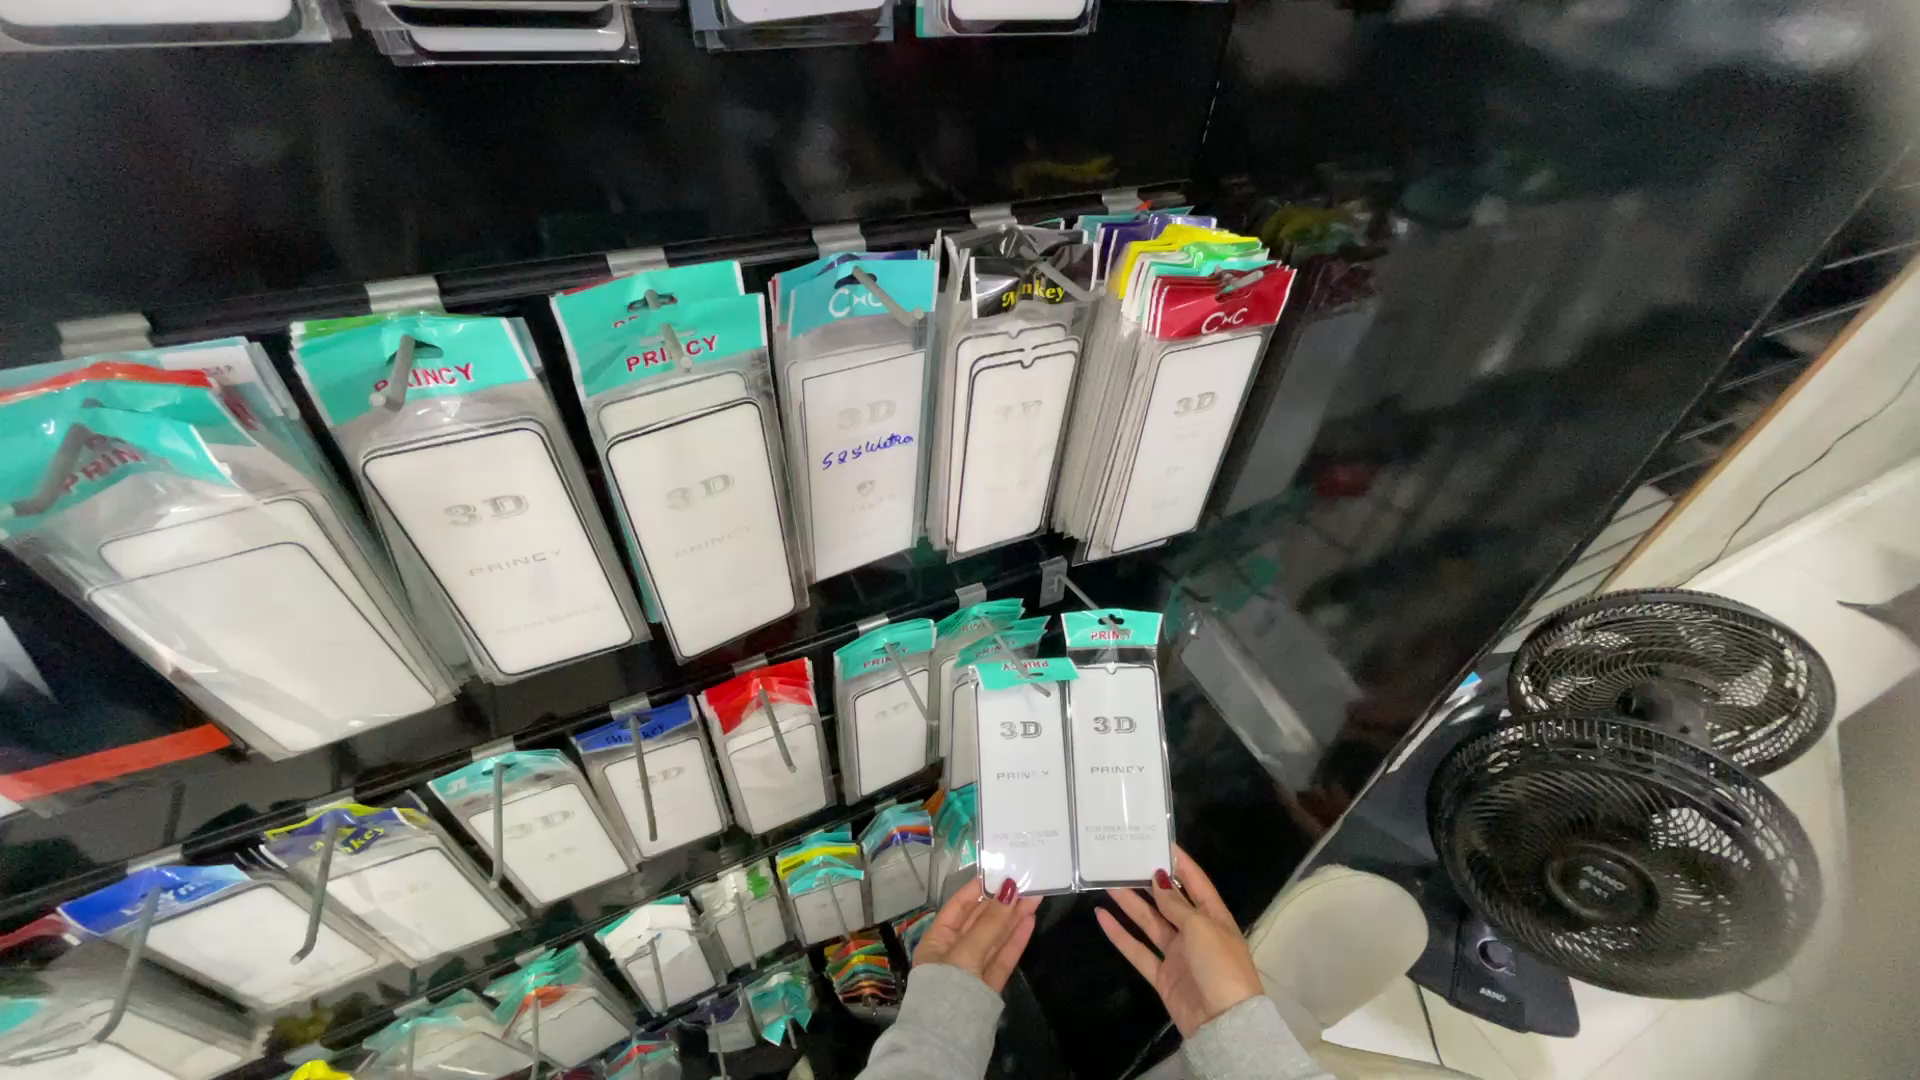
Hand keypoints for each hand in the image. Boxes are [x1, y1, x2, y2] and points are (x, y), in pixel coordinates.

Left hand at [914, 879, 1041, 992]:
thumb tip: (1010, 887)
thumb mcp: (966, 952)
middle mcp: (954, 952)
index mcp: (937, 939)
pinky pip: (1002, 958)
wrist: (947, 1044)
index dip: (979, 888)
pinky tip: (1029, 921)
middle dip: (1003, 902)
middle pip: (980, 921)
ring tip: (1035, 896)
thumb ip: (990, 922)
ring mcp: (972, 970)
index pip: (959, 906)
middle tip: (1026, 881)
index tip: (1000, 871)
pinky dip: (1016, 940)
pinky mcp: (989, 987)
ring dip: (1014, 917)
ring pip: (995, 938)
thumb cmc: (947, 988)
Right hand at [1096, 845, 1264, 1037]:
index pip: (1194, 880)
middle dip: (1147, 880)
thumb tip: (1158, 878)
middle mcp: (1195, 931)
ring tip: (1106, 881)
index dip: (1178, 860)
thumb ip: (1175, 904)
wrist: (1224, 1024)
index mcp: (1213, 915)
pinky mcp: (1162, 975)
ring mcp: (1177, 954)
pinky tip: (1102, 916)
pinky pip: (1138, 949)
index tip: (1157, 839)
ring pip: (1149, 922)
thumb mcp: (1200, 927)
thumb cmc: (1220, 965)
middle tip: (1123, 859)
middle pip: (1167, 900)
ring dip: (1129, 903)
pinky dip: (1120, 934)